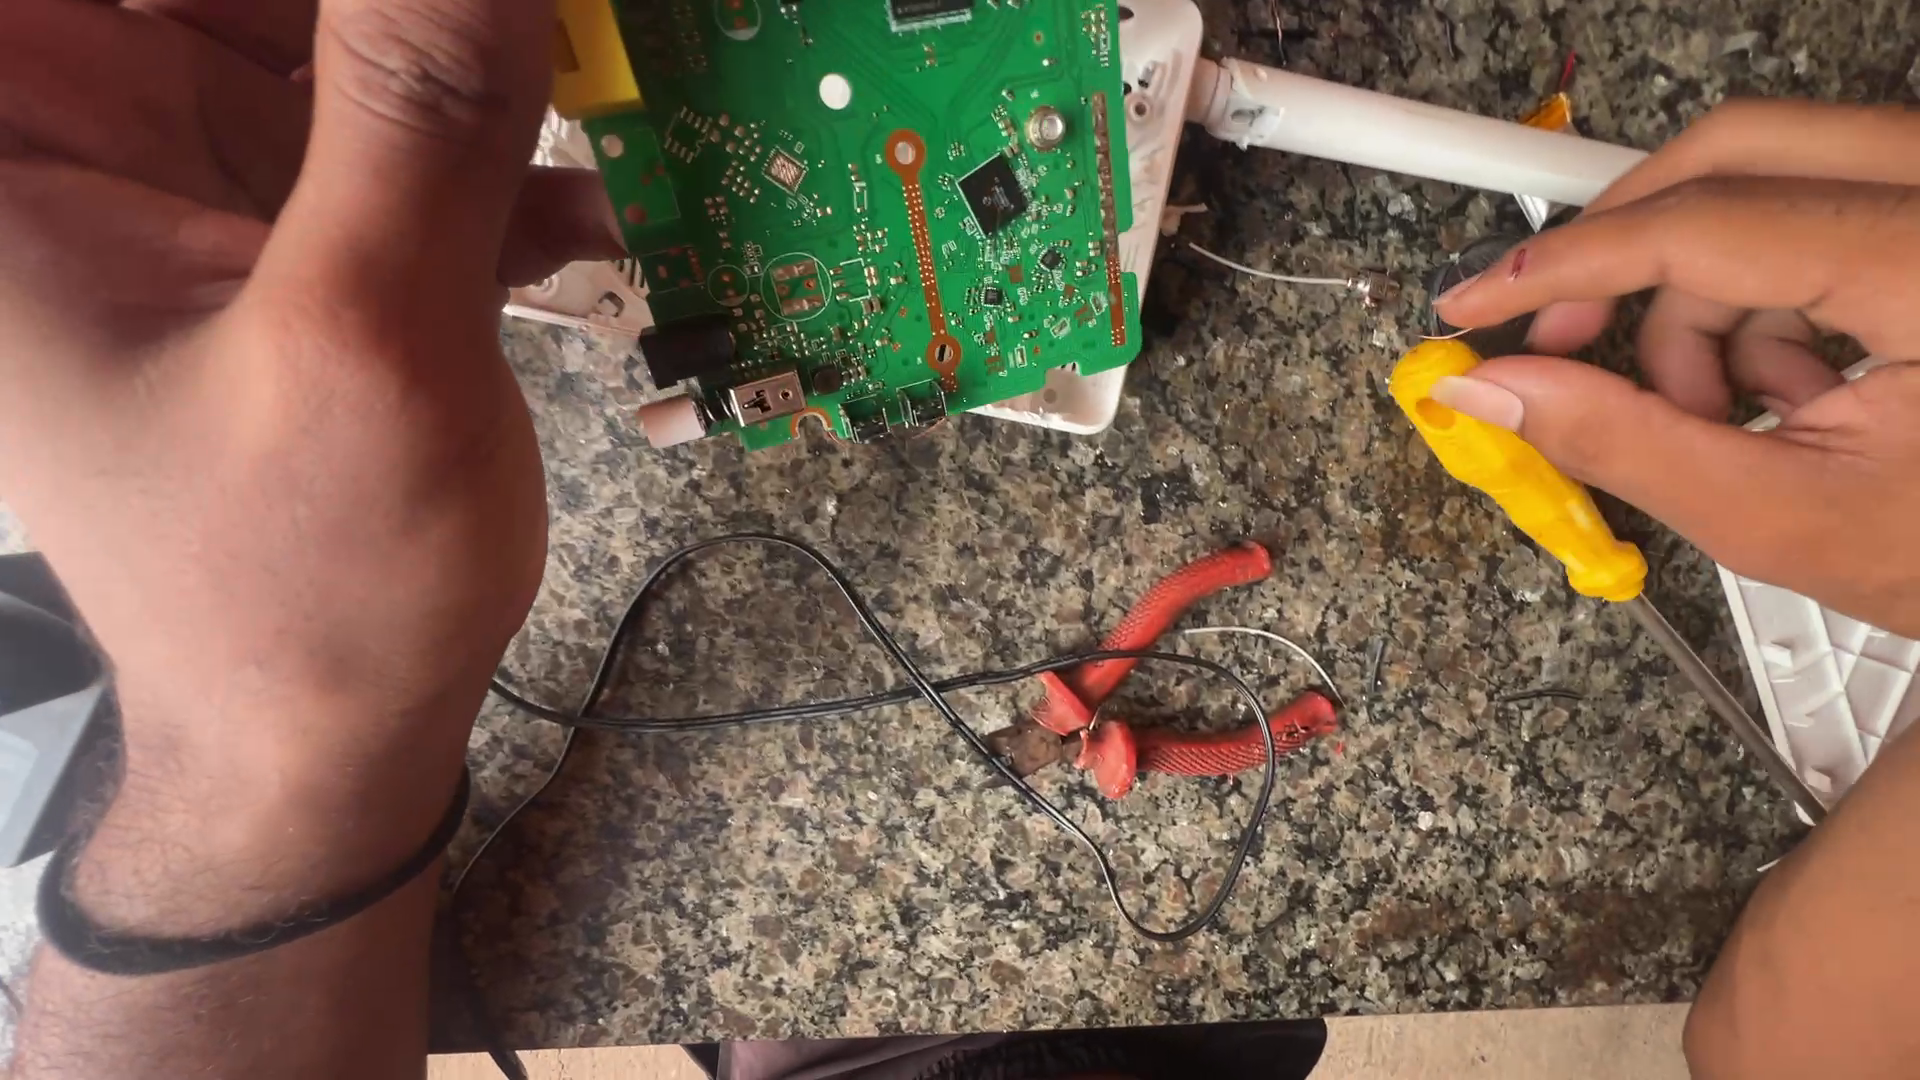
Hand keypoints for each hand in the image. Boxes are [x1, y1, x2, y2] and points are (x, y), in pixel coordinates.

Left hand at [0, 0, 614, 899]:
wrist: (345, 709)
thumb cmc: (321, 568)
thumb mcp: (370, 340)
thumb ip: (418, 129)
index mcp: (2, 135)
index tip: (503, 13)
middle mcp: (81, 135)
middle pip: (265, 10)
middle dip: (433, 31)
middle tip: (569, 41)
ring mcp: (214, 194)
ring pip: (364, 76)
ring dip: (494, 93)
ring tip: (610, 104)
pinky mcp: (322, 255)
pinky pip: (421, 170)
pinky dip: (515, 184)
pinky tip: (596, 215)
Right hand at [1433, 100, 1919, 637]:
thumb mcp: (1770, 515)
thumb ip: (1613, 443)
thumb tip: (1486, 389)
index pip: (1705, 224)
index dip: (1563, 263)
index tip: (1472, 306)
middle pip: (1737, 152)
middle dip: (1614, 247)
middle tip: (1560, 335)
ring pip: (1760, 189)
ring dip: (1683, 299)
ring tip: (1697, 408)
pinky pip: (1802, 225)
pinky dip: (1741, 305)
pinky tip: (1759, 389)